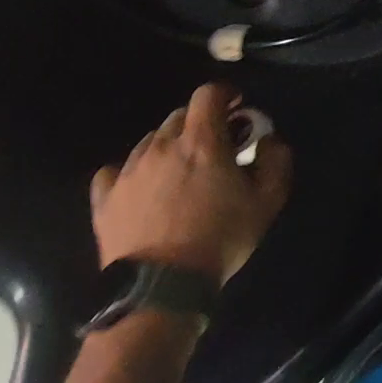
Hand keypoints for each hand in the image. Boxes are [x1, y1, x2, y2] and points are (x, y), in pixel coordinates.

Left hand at [88, 83, 291, 285]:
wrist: (160, 288)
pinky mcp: (104, 200)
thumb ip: (276, 159)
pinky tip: (143, 185)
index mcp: (202, 141)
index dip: (225, 94)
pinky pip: (115, 171)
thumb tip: (269, 139)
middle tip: (215, 144)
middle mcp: (162, 147)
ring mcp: (128, 173)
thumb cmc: (220, 237)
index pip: (208, 94)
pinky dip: (132, 171)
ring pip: (150, 141)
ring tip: (181, 169)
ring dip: (169, 145)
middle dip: (200, 122)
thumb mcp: (268, 199)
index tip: (237, 107)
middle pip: (179, 115)